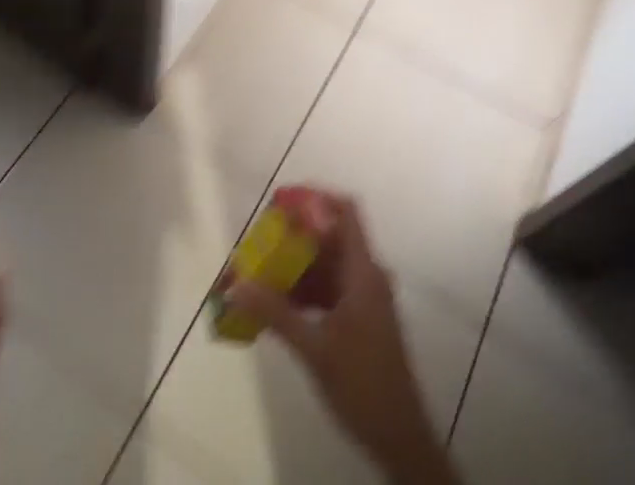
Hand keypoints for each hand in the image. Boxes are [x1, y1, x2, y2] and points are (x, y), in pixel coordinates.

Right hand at [227, 195, 459, 484]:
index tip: (281, 201)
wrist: (400, 435)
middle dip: (293, 237)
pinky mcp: (360, 319)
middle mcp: (367, 278)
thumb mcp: (314, 348)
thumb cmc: (362, 385)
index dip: (317, 198)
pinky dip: (304, 290)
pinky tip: (275, 303)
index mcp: (364, 274)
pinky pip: (328, 289)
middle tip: (256, 242)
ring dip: (295, 266)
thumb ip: (274, 313)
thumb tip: (234, 285)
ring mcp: (365, 299)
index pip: (346, 214)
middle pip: (330, 238)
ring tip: (257, 272)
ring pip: (327, 266)